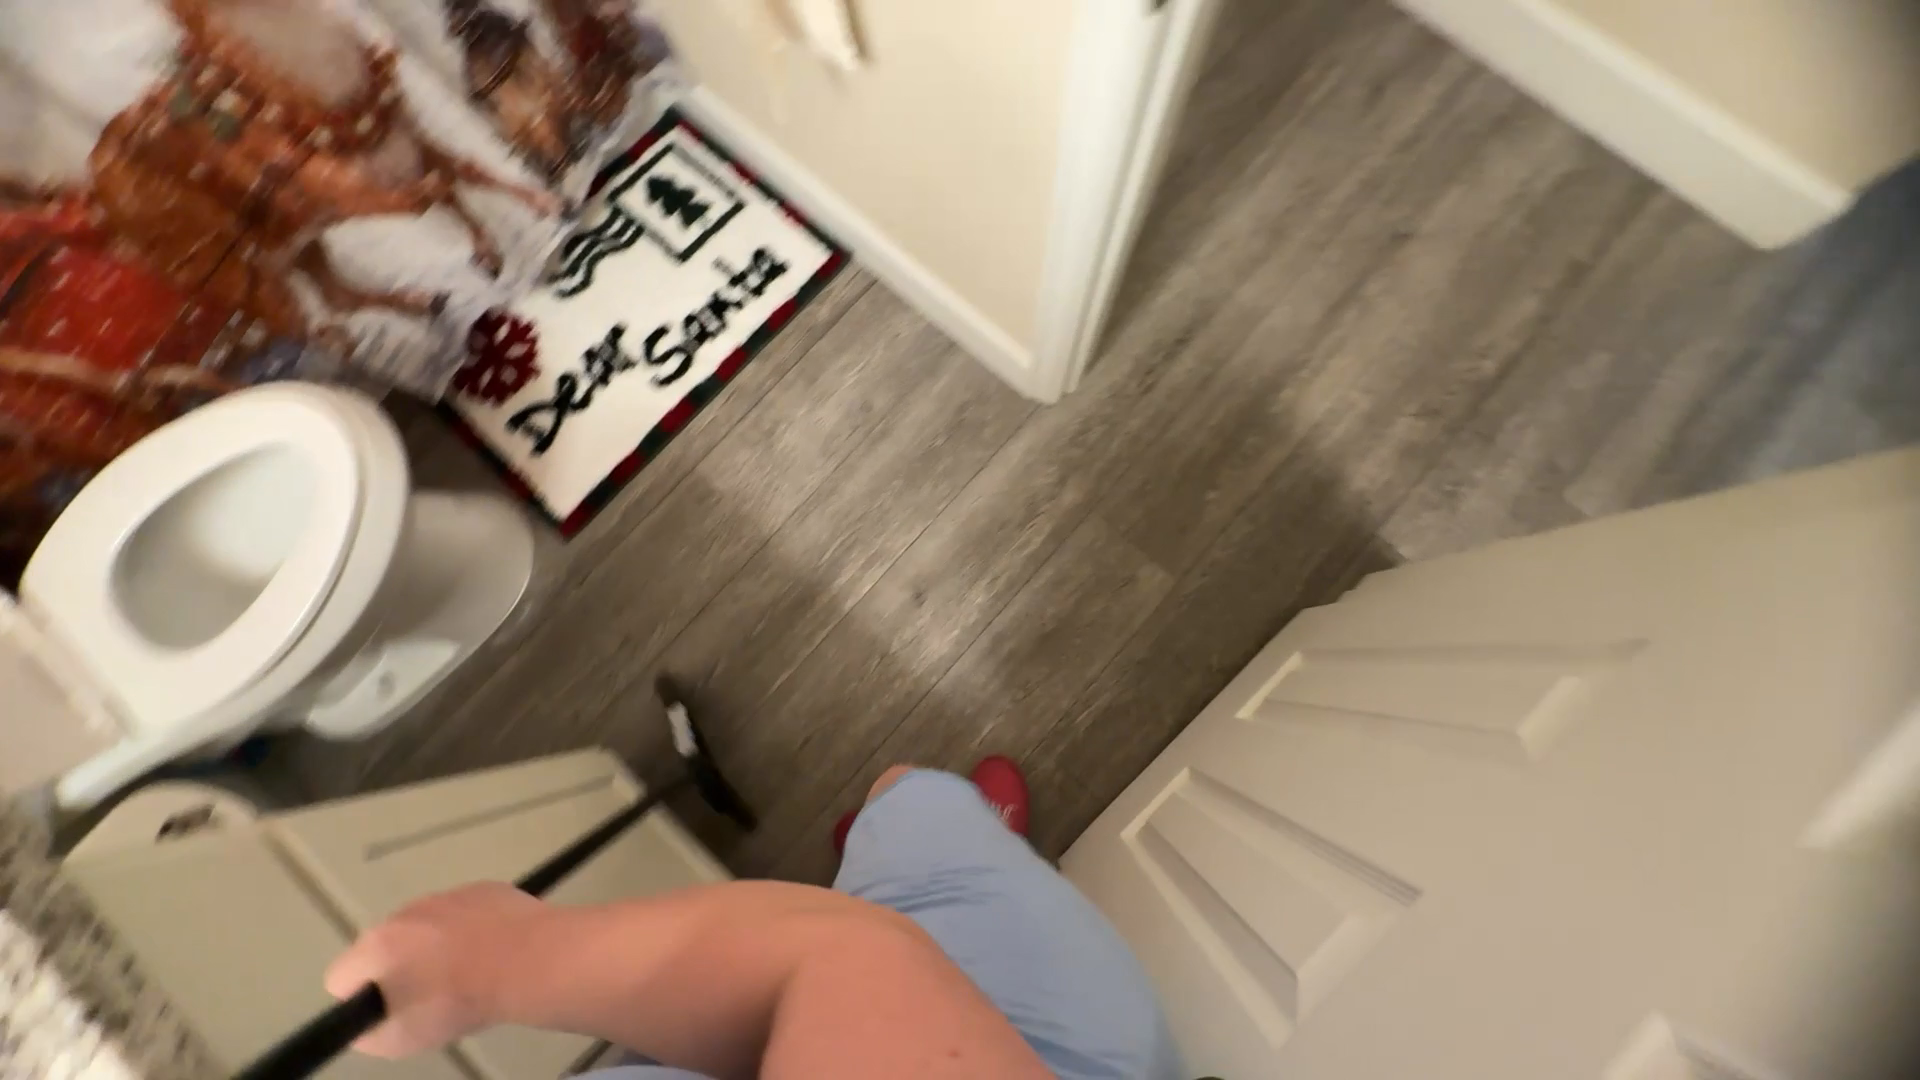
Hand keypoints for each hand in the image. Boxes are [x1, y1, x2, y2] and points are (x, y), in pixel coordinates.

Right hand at [323, 882, 553, 1057]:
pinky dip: (470, 925)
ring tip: (466, 967)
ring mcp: (451, 894)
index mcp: (378, 944)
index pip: (341, 975)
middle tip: (429, 989)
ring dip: (435, 943)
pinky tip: (491, 944)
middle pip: (386, 944)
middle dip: (398, 966)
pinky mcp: (487, 887)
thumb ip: (370, 1032)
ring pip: (427, 924)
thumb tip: (371, 1021)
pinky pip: (465, 910)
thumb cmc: (459, 1000)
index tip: (388, 1008)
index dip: (359, 997)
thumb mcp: (398, 1040)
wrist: (530, 958)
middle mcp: (410, 910)